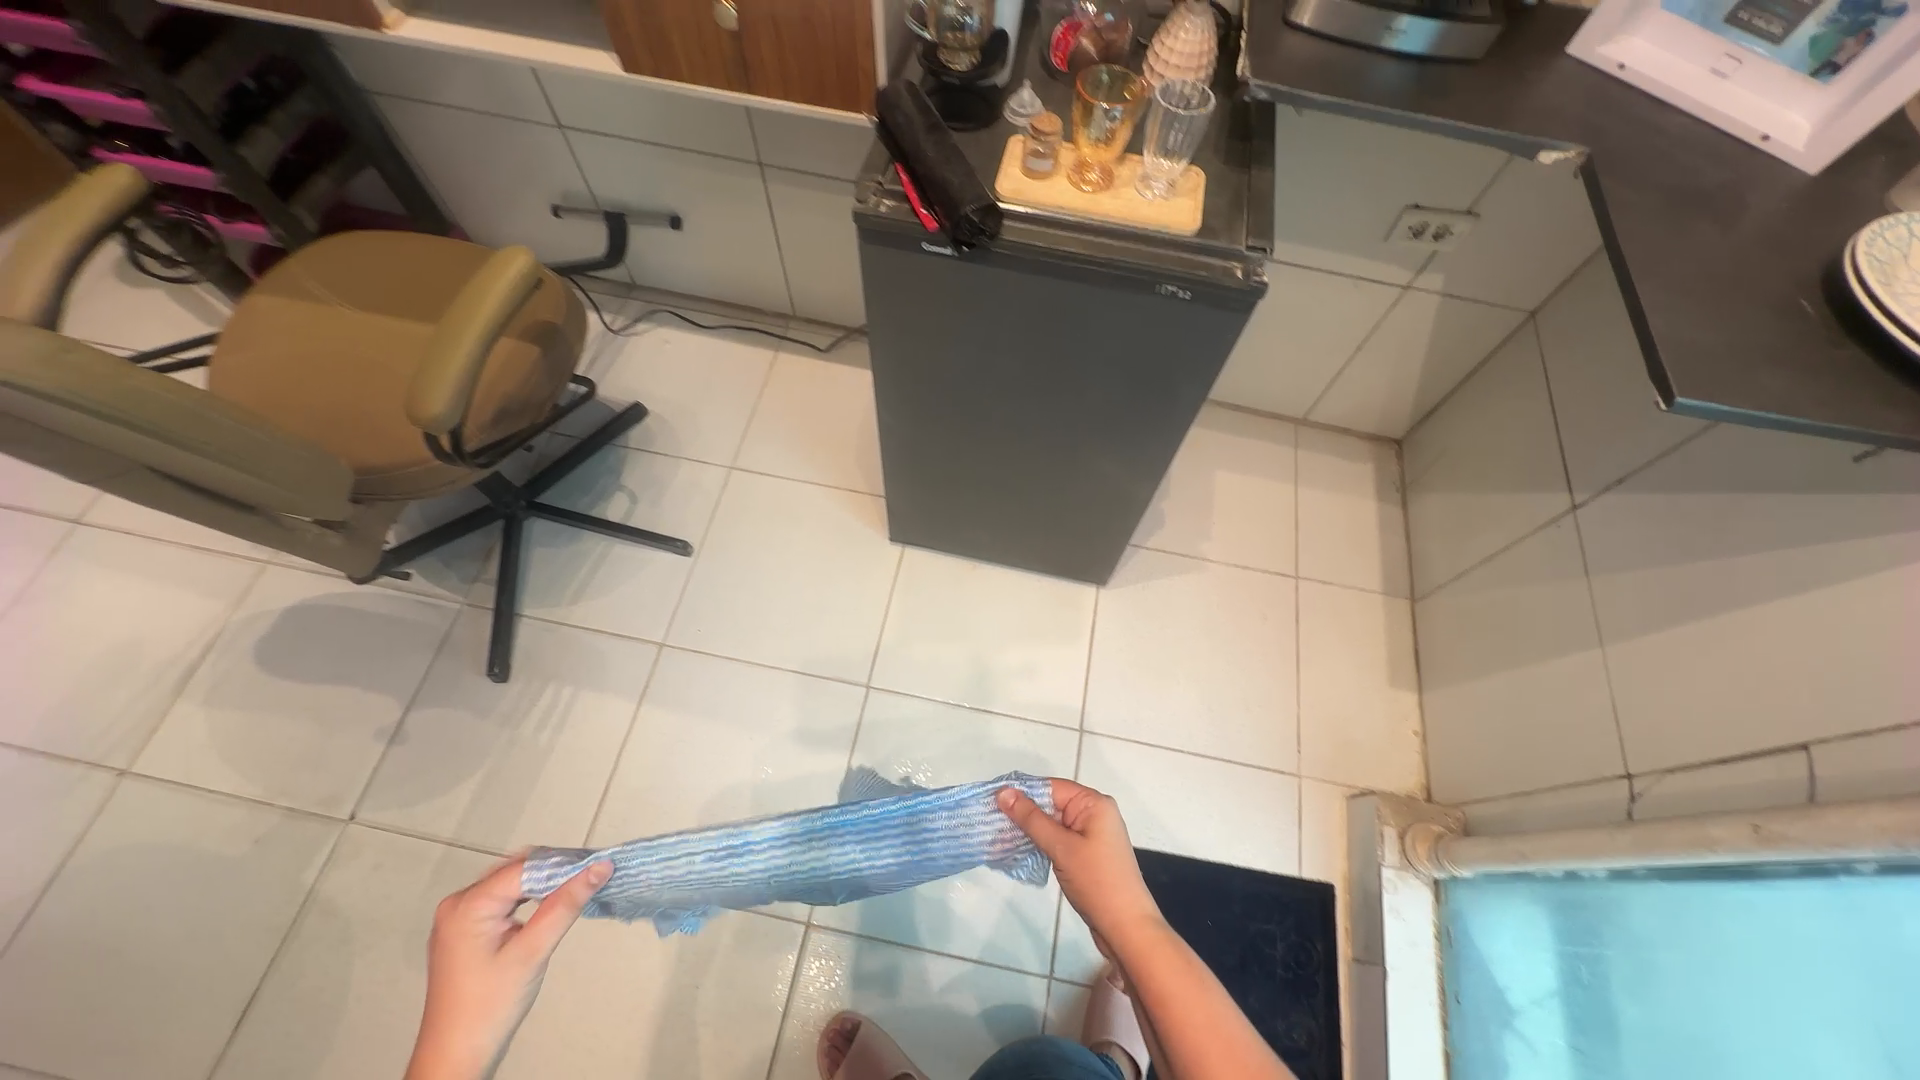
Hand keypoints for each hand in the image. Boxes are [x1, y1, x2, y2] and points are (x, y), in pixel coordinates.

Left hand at [404, 857, 611, 1079]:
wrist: (455, 1057)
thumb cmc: (492, 1005)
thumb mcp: (533, 952)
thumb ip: (566, 904)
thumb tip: (600, 866)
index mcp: (468, 905)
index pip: (525, 867)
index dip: (564, 862)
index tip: (600, 863)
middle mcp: (458, 903)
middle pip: (516, 871)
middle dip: (555, 870)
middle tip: (594, 874)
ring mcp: (458, 918)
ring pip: (511, 884)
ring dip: (544, 883)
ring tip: (580, 886)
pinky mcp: (465, 932)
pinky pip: (502, 901)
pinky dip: (529, 898)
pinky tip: (551, 905)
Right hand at [998, 779, 1163, 953]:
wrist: (1126, 928)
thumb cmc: (1096, 881)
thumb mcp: (1061, 847)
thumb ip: (1031, 818)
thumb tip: (1004, 792)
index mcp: (1094, 803)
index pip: (1051, 787)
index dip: (1021, 792)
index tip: (990, 800)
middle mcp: (1094, 813)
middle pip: (1051, 803)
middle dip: (1022, 812)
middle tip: (989, 820)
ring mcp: (1091, 835)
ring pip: (1052, 823)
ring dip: (1028, 830)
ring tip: (997, 836)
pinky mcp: (1086, 854)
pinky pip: (1058, 840)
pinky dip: (1039, 843)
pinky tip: (1017, 850)